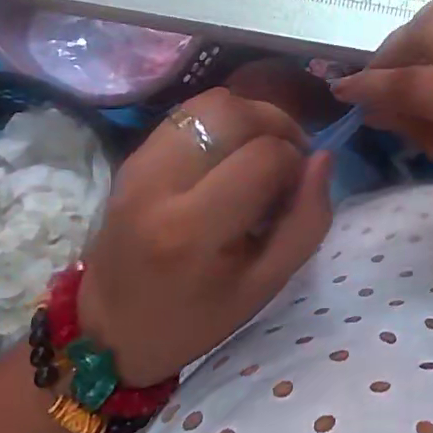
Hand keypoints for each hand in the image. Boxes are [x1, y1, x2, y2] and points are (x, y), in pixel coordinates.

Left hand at [77, 87, 332, 385]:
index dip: (295, 163)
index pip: (265, 156)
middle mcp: (159, 183)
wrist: (110, 328)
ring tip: (260, 149)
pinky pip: (189, 115)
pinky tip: (229, 155)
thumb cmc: (196, 317)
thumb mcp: (265, 285)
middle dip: (277, 124)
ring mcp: (139, 164)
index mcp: (192, 229)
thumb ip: (306, 221)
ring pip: (210, 103)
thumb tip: (323, 159)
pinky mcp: (133, 156)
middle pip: (234, 112)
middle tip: (288, 157)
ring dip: (250, 117)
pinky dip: (223, 124)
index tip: (296, 190)